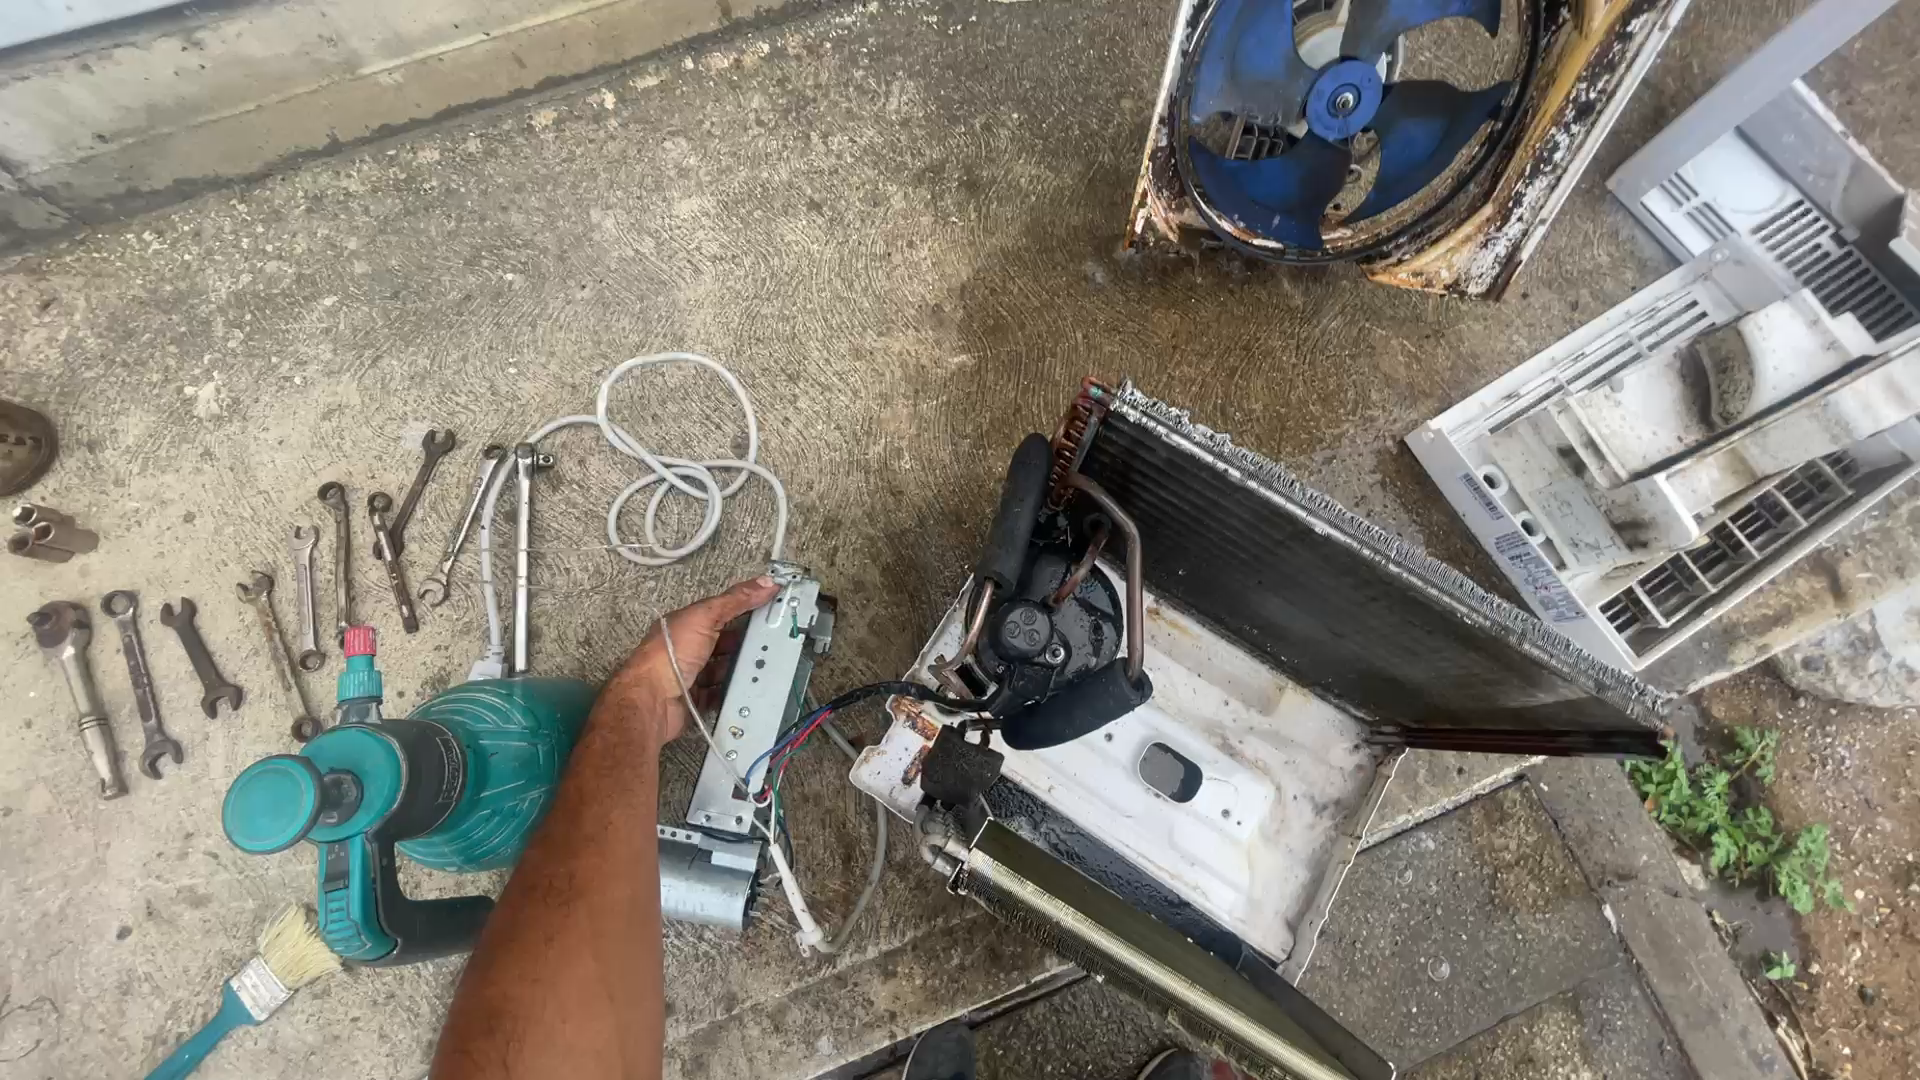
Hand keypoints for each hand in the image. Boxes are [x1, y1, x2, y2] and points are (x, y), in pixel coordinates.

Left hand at [597, 576, 782, 743]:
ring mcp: (690, 673)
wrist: (652, 701)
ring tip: (761, 662)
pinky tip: (745, 685)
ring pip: (723, 667)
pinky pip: (720, 692)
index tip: (769, 605)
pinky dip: (732, 689)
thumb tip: (762, 583)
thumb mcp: (704, 617)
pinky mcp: (695, 697)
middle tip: (770, 637)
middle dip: (745, 639)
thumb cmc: (668, 655)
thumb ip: (735, 600)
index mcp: (686, 623)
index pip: (722, 609)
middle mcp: (686, 647)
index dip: (745, 605)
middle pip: (724, 639)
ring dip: (739, 666)